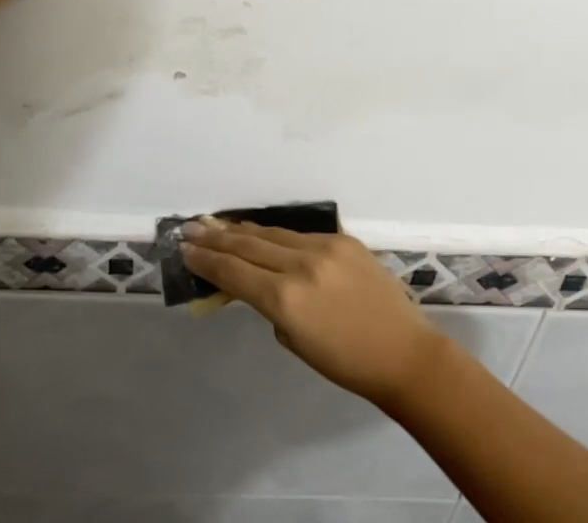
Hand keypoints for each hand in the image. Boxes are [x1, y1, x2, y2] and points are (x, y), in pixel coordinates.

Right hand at [181, 220, 453, 406]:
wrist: (403, 353)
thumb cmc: (345, 362)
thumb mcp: (294, 340)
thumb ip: (269, 306)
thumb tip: (253, 282)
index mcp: (285, 299)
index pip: (233, 273)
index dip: (205, 261)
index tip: (184, 250)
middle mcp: (301, 266)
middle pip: (247, 246)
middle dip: (214, 239)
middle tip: (188, 229)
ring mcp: (324, 248)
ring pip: (271, 234)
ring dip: (240, 230)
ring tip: (214, 224)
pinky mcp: (344, 240)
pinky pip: (299, 234)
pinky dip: (274, 234)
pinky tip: (258, 231)